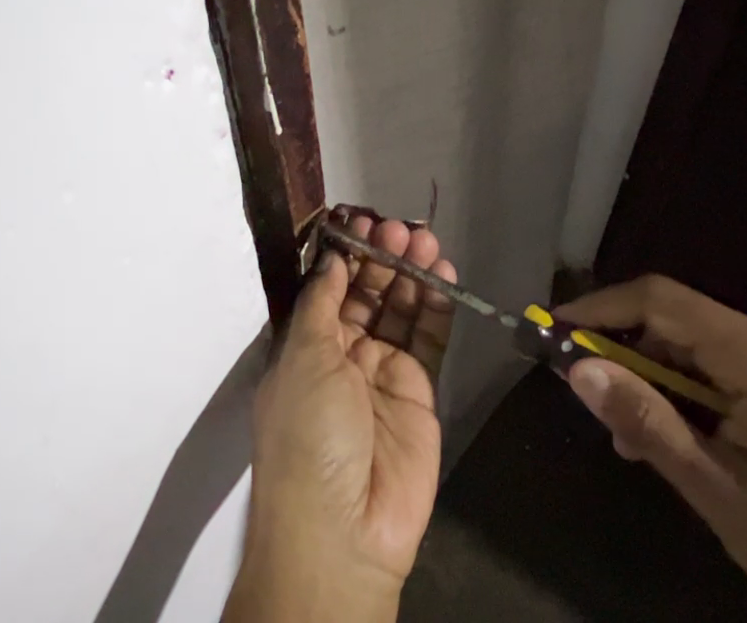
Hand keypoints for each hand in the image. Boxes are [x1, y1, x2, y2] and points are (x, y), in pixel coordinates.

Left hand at [222, 213, 456, 622]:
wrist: (345, 525)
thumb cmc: (309, 433)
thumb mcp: (303, 360)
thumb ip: (322, 304)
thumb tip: (330, 257)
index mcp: (304, 347)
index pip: (327, 288)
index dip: (343, 254)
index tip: (360, 220)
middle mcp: (342, 354)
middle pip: (366, 293)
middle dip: (381, 258)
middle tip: (400, 228)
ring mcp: (382, 371)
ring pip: (399, 309)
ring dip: (410, 274)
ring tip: (424, 241)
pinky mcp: (419, 390)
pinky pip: (428, 338)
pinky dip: (436, 306)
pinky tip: (443, 275)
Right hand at [555, 275, 746, 622]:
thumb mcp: (722, 493)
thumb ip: (647, 421)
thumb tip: (577, 369)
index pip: (662, 300)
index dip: (599, 308)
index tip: (549, 333)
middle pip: (684, 322)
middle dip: (626, 351)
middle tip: (587, 400)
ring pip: (708, 354)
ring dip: (659, 382)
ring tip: (630, 437)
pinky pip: (738, 379)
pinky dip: (696, 400)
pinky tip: (681, 446)